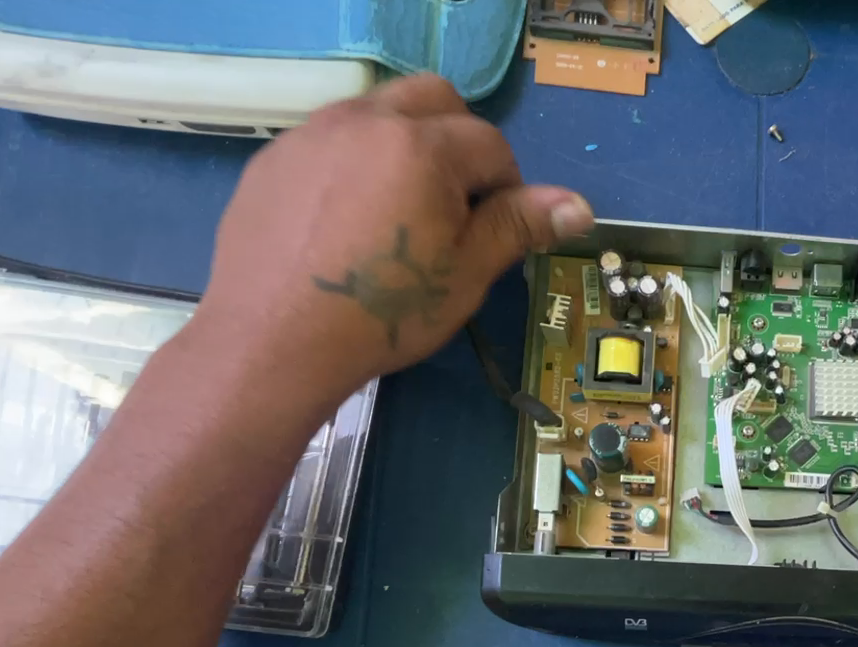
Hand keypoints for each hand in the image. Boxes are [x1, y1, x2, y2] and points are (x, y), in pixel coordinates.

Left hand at [184, 75, 594, 412]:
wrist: (277, 337)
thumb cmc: (389, 311)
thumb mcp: (467, 274)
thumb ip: (519, 226)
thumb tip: (581, 204)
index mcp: (422, 147)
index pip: (490, 144)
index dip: (507, 187)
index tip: (495, 232)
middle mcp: (366, 120)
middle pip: (435, 98)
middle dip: (461, 142)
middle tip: (456, 208)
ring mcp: (314, 132)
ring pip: (381, 110)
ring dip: (410, 146)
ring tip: (403, 215)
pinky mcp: (277, 156)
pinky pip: (335, 137)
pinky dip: (361, 161)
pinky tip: (352, 222)